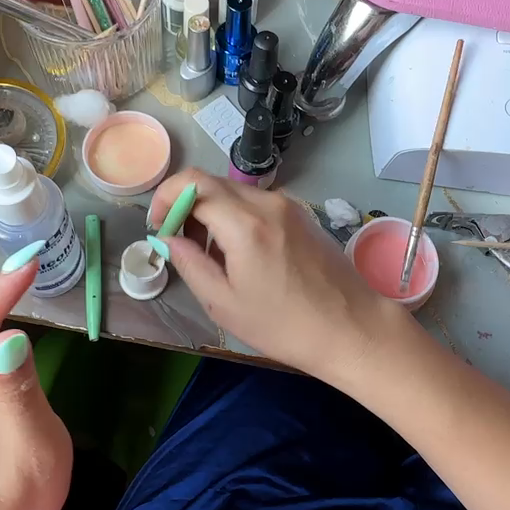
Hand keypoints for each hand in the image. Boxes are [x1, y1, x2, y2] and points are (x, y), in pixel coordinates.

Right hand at [148, 171, 408, 382]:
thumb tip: (168, 238)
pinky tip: (239, 254)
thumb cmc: (284, 325)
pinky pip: (256, 203)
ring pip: (234, 191)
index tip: (158, 228)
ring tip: (209, 255)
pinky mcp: (301, 214)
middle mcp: (266, 202)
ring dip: (211, 212)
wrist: (352, 328)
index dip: (165, 198)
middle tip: (179, 243)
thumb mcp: (224, 303)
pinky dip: (236, 217)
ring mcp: (288, 205)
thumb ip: (190, 263)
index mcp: (244, 223)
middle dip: (185, 205)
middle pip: (211, 182)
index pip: (191, 183)